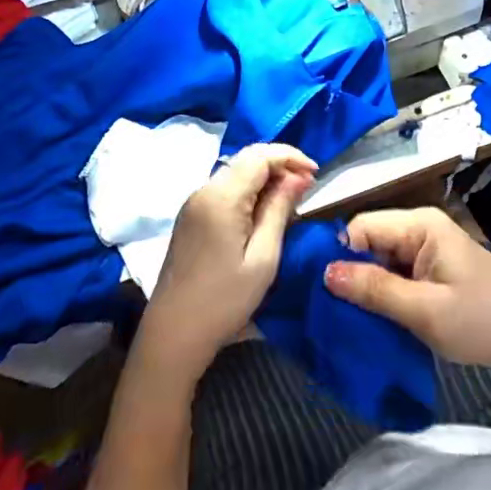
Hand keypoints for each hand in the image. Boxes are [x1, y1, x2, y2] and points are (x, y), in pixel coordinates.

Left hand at [137, 144, 318, 376]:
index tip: (316, 174)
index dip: (291, 156)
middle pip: (246, 159)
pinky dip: (248, 191)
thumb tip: (298, 177)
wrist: (174, 334)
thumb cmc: (224, 300)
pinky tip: (263, 212)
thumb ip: (279, 210)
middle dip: (279, 165)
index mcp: (220, 197)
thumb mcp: (263, 257)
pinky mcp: (190, 217)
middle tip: (306, 188)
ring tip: (290, 200)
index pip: (260, 155)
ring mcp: (193, 203)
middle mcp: (203, 190)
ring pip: (235, 173)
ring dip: (264, 178)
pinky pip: (224, 190)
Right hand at [324, 207, 490, 372]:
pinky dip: (385, 293)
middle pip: (368, 241)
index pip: (359, 227)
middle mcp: (420, 228)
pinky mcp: (433, 269)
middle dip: (351, 272)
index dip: (338, 255)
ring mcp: (428, 249)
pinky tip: (376, 318)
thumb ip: (374, 290)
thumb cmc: (483, 321)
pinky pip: (397, 273)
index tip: (321, 292)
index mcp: (419, 224)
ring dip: (368, 286)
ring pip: (380, 260)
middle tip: (330, 311)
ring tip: (347, 318)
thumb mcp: (424, 310)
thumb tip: (324, 272)